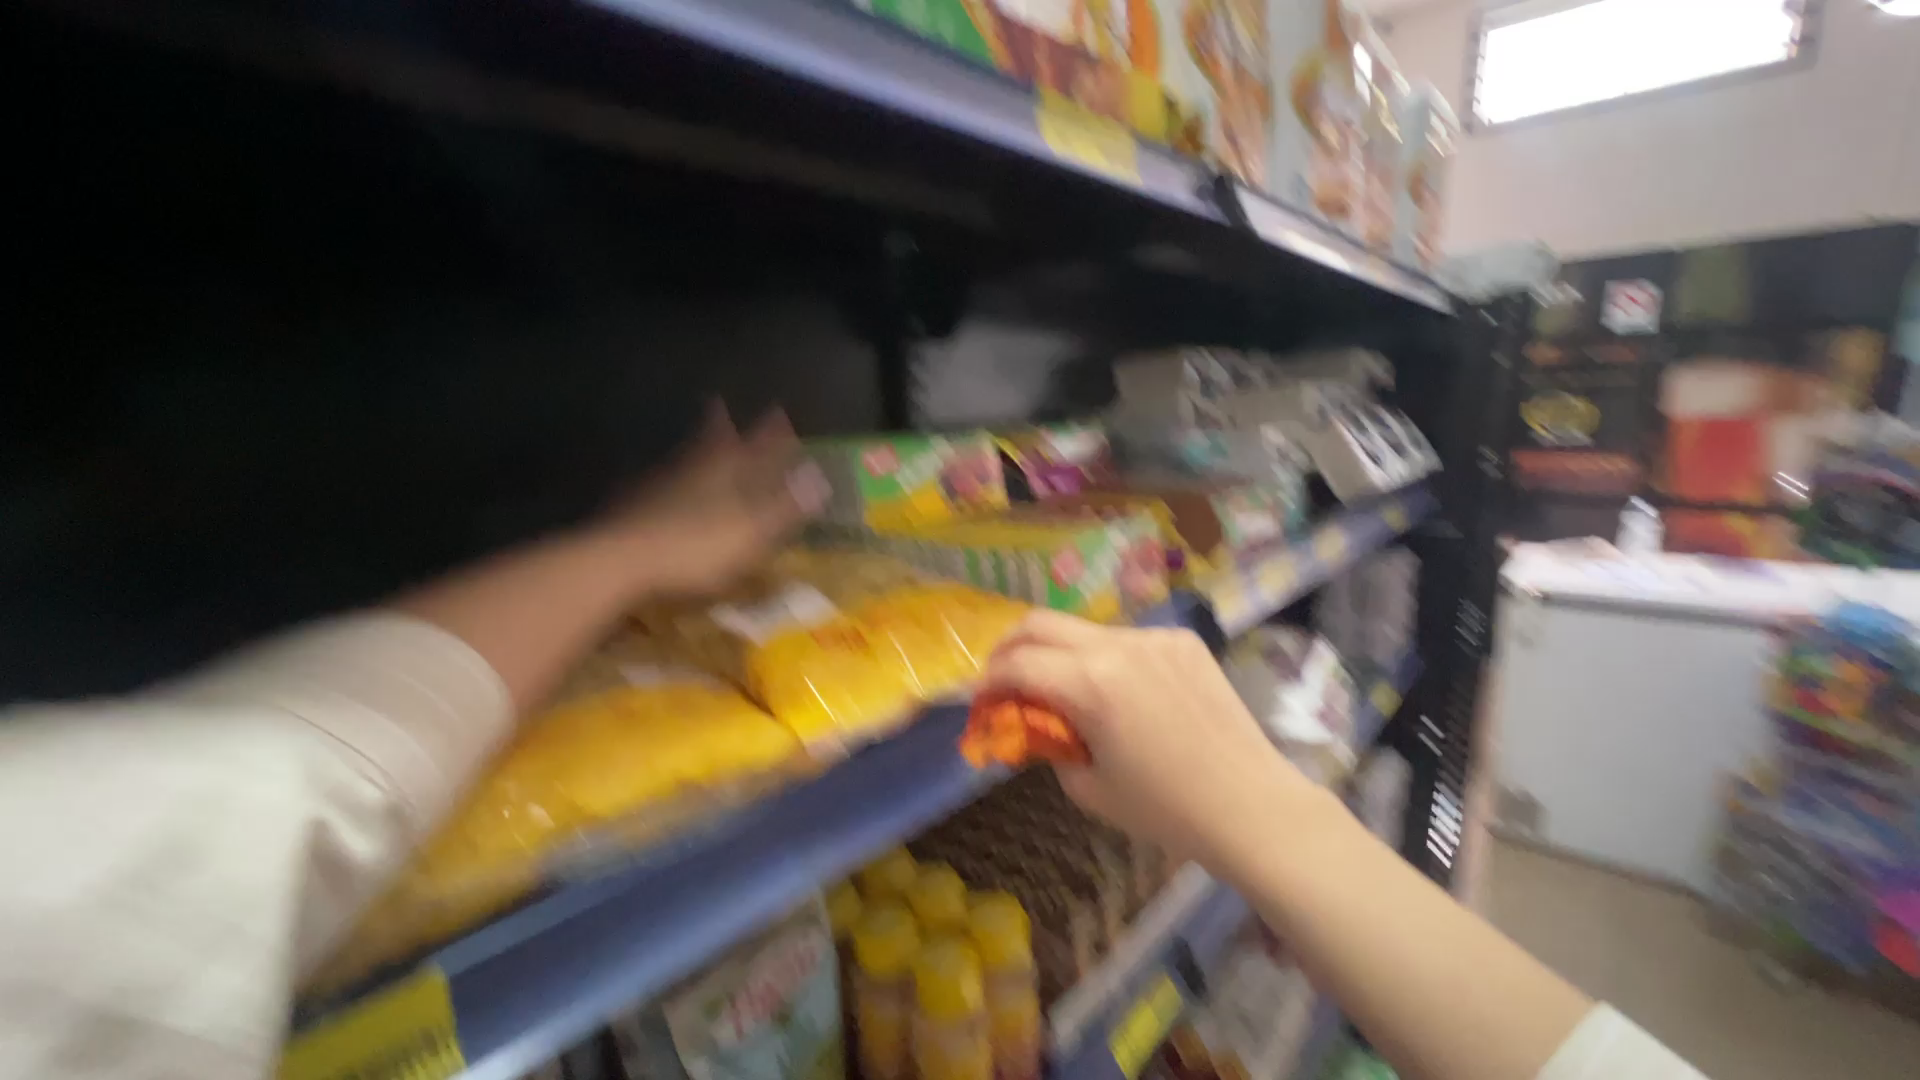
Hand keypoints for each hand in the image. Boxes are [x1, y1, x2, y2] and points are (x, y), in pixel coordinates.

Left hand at [610, 402, 827, 595]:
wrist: (621, 560)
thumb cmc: (697, 547)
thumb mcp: (753, 531)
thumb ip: (786, 505)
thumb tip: (820, 476)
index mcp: (730, 473)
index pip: (758, 446)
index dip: (772, 433)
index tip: (779, 412)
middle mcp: (697, 469)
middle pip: (713, 441)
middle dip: (722, 425)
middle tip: (720, 404)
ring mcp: (662, 484)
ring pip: (684, 457)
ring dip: (693, 445)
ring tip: (696, 438)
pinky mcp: (635, 504)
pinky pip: (660, 480)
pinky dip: (669, 475)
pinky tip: (661, 481)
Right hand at [979, 612, 1319, 868]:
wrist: (1250, 805)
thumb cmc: (1164, 809)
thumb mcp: (1087, 786)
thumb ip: (1048, 743)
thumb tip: (1033, 722)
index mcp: (1090, 682)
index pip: (1016, 664)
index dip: (987, 681)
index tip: (982, 701)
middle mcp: (1118, 644)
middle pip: (1040, 623)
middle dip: (1010, 648)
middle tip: (1004, 678)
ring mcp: (1155, 637)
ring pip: (1085, 630)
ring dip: (1061, 654)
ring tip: (1066, 691)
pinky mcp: (1183, 640)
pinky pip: (1128, 640)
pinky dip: (1107, 660)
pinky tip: (1123, 695)